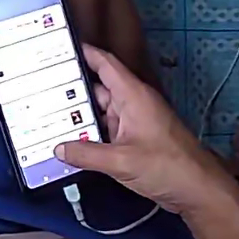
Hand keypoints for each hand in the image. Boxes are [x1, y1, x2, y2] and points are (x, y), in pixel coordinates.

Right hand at [56, 45, 238, 221]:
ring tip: (49, 119)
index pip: (105, 63)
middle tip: (41, 92)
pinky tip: (71, 143)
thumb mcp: (121, 161)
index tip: (60, 49)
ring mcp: (134, 122)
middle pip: (97, 90)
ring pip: (101, 112)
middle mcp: (133, 104)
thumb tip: (58, 149)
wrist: (197, 190)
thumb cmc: (167, 168)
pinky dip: (91, 135)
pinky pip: (108, 130)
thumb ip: (86, 154)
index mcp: (133, 96)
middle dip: (72, 92)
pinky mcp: (135, 139)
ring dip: (81, 118)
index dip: (83, 53)